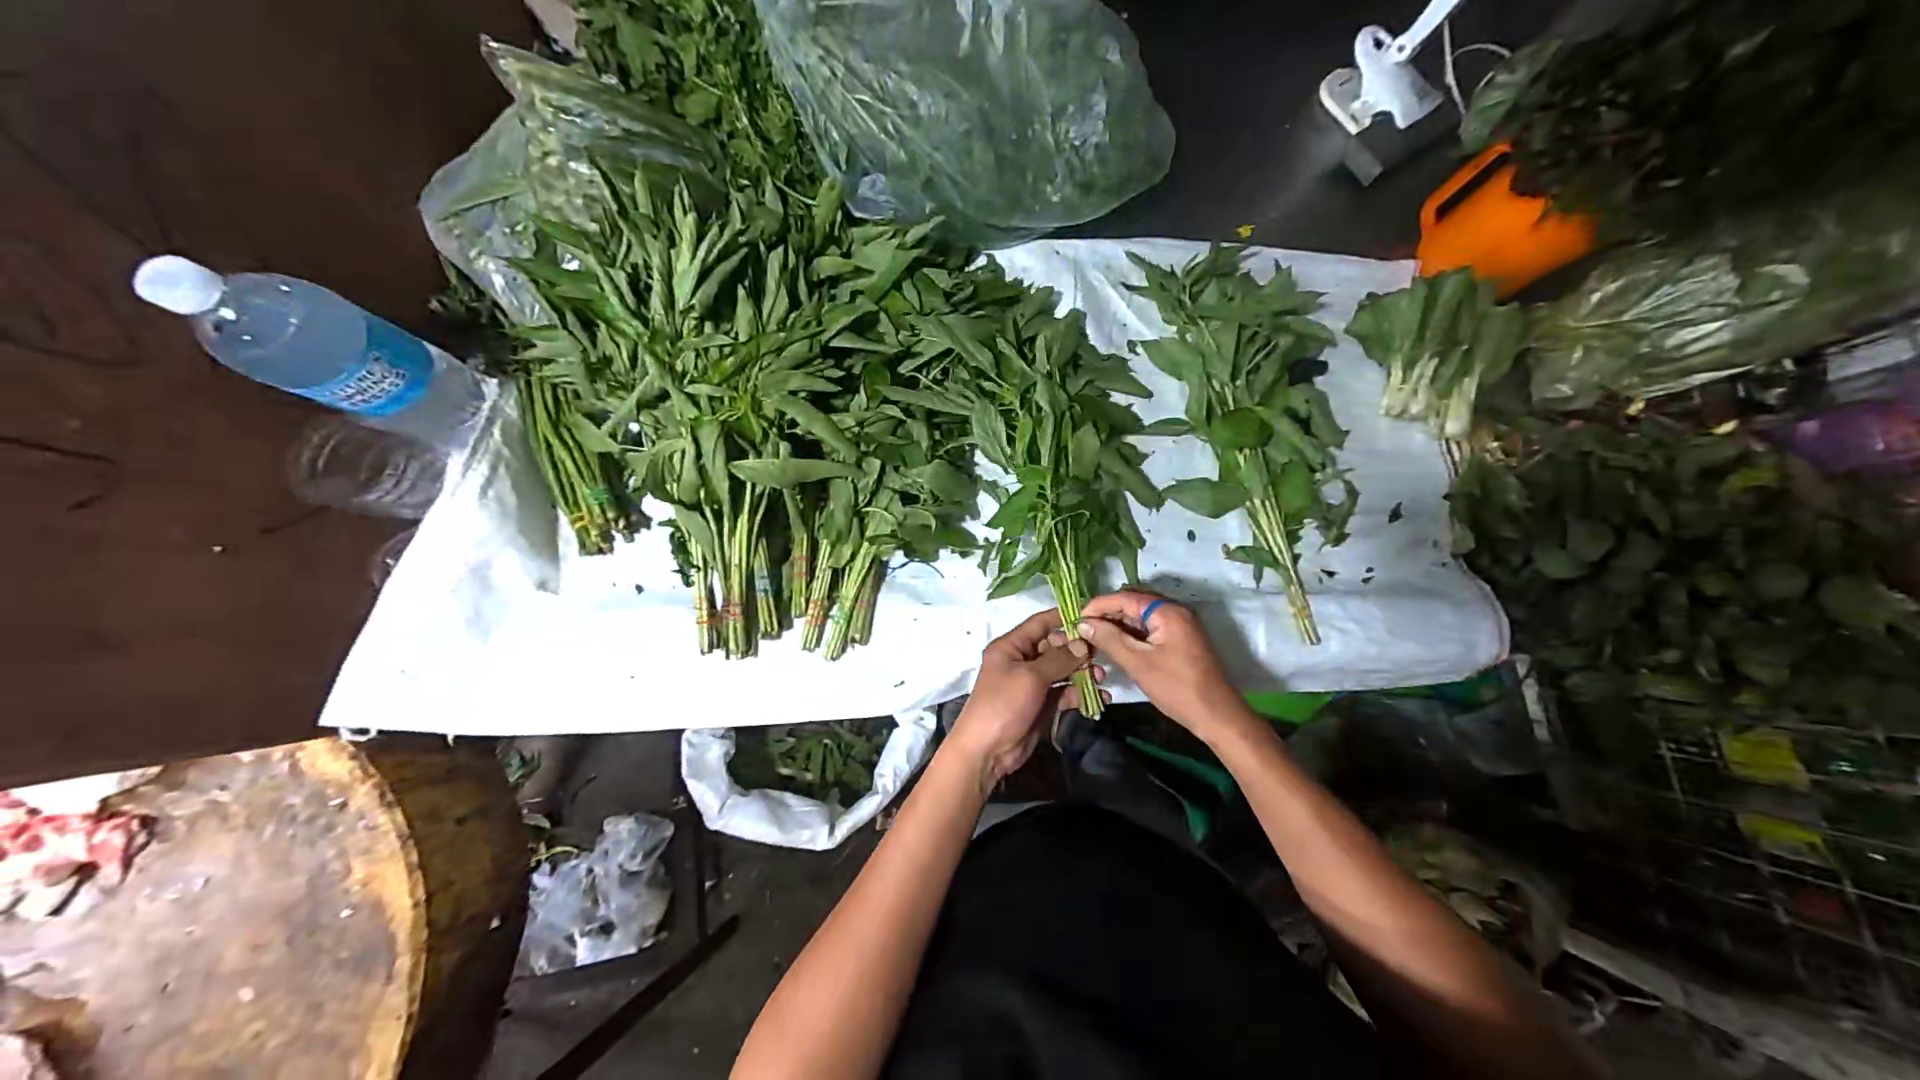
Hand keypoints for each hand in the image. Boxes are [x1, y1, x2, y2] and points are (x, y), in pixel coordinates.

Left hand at [946, 608, 1104, 788]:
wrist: (987, 751)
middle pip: (1055, 646)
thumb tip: (1083, 644)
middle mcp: (1022, 660)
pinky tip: (1099, 699)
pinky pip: (1065, 692)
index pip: (1040, 623)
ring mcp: (1032, 683)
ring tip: (1100, 679)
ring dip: (1083, 673)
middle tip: (1100, 655)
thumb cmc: (1003, 705)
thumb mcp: (1030, 677)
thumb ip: (1058, 659)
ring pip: (1063, 670)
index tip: (1091, 616)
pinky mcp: (1042, 704)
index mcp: (1011, 646)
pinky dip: (1080, 694)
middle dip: (1078, 650)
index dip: (1064, 617)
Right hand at [1077, 591, 1253, 744]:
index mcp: (1167, 611)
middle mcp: (1175, 610)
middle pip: (1133, 603)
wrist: (1216, 715)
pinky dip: (1132, 633)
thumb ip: (1109, 639)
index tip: (1075, 619)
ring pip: (1141, 616)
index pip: (1125, 598)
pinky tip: (1115, 644)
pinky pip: (1150, 627)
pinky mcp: (1181, 638)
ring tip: (1094, 637)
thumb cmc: (1177, 688)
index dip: (1098, 606)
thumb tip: (1083, 623)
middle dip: (1107, 614)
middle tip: (1083, 629)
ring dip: (1118, 624)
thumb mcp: (1137, 663)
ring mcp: (1180, 624)